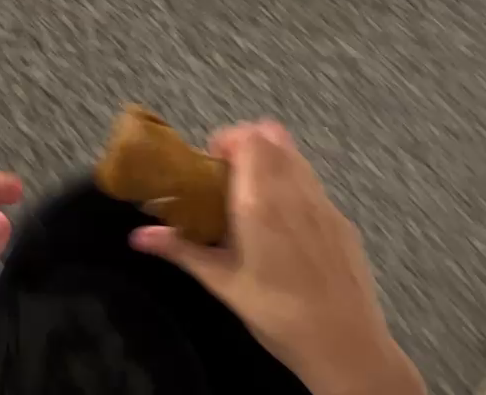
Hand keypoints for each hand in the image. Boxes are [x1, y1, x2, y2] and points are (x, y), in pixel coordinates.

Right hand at [129, 121, 423, 394]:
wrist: (349, 350)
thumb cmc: (277, 314)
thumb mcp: (222, 282)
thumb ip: (180, 250)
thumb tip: (136, 237)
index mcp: (260, 202)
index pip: (247, 138)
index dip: (226, 140)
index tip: (211, 163)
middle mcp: (293, 192)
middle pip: (271, 135)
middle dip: (246, 143)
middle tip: (228, 173)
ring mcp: (323, 203)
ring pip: (295, 154)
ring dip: (271, 158)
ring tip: (254, 192)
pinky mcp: (343, 220)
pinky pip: (312, 181)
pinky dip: (293, 182)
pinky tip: (285, 222)